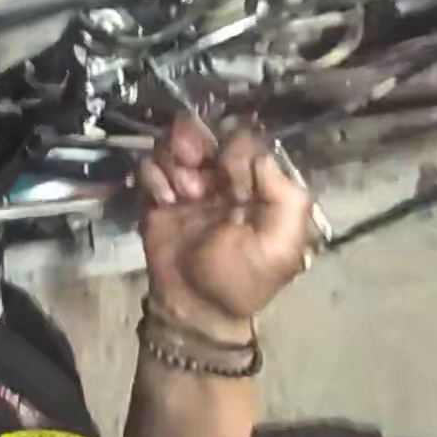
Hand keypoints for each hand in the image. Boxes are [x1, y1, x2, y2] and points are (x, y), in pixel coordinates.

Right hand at [136, 118, 313, 340]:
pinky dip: (153, 178)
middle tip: (193, 178)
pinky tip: (163, 202)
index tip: (232, 184)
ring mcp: (186, 182)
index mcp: (254, 185)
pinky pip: (149, 164)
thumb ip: (287, 202)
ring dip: (173, 163)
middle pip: (203, 131)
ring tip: (179, 194)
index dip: (234, 155)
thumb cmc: (240, 280)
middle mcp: (219, 177)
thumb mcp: (279, 250)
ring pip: (172, 142)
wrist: (192, 306)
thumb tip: (263, 159)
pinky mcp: (158, 192)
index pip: (243, 141)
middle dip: (194, 146)